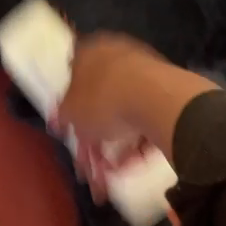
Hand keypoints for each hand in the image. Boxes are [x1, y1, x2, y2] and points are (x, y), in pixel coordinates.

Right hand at [52, 33, 219, 198]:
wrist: (155, 98)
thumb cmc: (103, 99)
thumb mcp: (71, 112)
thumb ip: (64, 116)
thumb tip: (59, 119)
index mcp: (89, 52)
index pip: (73, 74)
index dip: (70, 106)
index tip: (70, 131)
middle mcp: (116, 56)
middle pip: (100, 98)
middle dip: (94, 134)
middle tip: (89, 161)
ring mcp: (142, 73)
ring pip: (122, 113)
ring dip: (113, 145)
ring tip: (108, 173)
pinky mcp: (165, 93)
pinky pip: (144, 120)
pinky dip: (135, 144)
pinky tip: (128, 167)